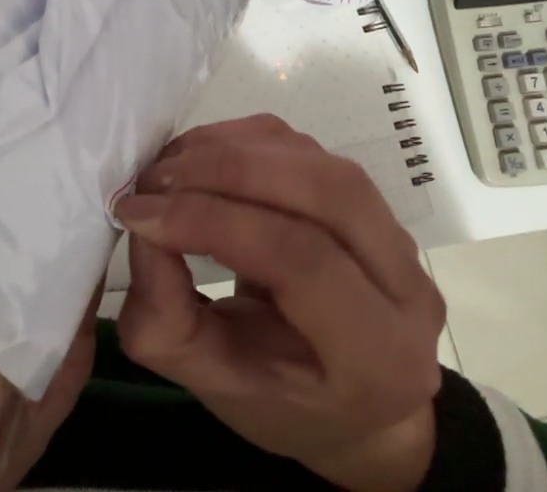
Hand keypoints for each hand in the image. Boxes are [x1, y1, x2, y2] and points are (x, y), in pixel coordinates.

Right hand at [114, 115, 444, 491]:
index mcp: (377, 357)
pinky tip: (199, 163)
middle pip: (326, 191)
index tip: (138, 215)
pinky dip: (242, 142)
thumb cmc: (276, 401)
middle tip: (153, 180)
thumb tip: (143, 226)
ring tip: (168, 170)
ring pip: (319, 161)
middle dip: (225, 169)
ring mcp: (399, 237)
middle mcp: (408, 290)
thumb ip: (165, 316)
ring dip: (231, 150)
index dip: (212, 222)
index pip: (303, 261)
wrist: (347, 404)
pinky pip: (306, 149)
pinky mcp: (373, 202)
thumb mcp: (208, 378)